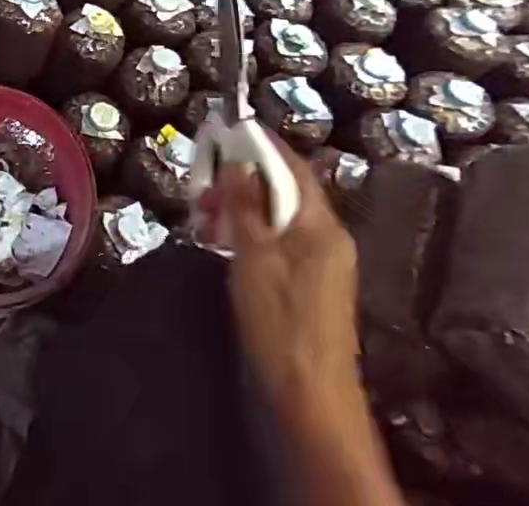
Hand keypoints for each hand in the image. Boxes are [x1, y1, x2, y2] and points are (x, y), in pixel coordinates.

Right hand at [206, 134, 403, 505]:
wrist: (312, 400)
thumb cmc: (281, 324)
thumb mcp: (255, 259)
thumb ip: (246, 207)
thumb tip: (237, 161)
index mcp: (320, 225)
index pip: (290, 166)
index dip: (259, 144)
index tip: (225, 129)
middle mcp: (326, 235)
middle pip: (283, 189)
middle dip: (243, 179)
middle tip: (202, 182)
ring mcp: (320, 260)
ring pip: (277, 216)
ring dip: (242, 206)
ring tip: (204, 214)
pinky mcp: (308, 282)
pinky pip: (278, 239)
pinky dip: (250, 231)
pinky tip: (222, 240)